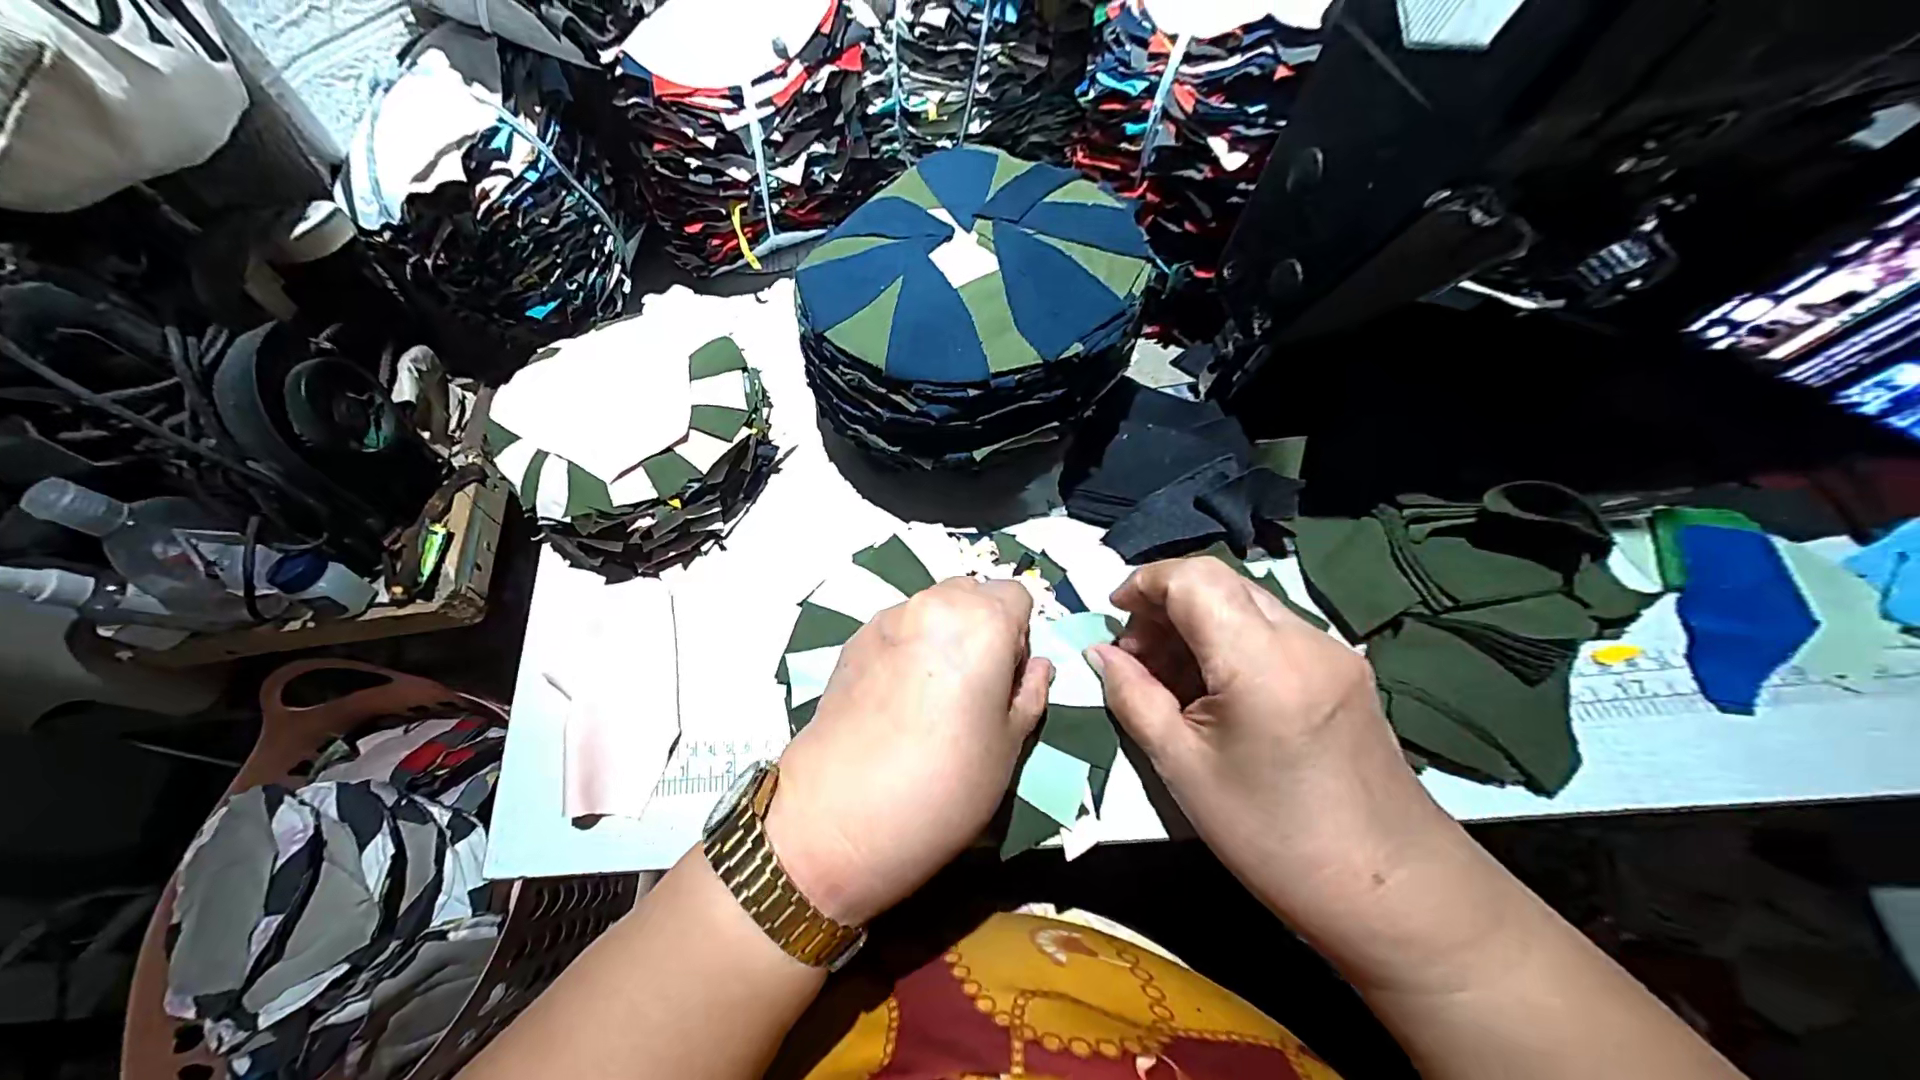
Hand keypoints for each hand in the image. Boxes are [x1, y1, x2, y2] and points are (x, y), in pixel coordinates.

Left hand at [765, 578, 1051, 925]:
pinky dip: (909, 648)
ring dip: (943, 636)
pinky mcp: (853, 641)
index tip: (1006, 678)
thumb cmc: (945, 781)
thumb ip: (1030, 693)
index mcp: (980, 621)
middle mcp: (932, 605)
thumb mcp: (1009, 744)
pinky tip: (898, 699)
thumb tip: (1037, 667)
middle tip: (974, 686)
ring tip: (932, 695)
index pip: (1016, 596)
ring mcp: (886, 620)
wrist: (842, 814)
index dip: (1018, 635)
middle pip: (971, 595)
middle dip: (981, 627)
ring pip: (932, 609)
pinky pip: (897, 629)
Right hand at [1087, 557, 1475, 980]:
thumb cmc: (1273, 836)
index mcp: (1262, 660)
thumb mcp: (1182, 767)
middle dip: (1165, 605)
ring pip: (1245, 604)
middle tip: (1137, 659)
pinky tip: (1213, 692)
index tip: (1115, 616)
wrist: (1394, 894)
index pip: (1193, 578)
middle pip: (1219, 582)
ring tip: (1169, 680)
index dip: (1145, 583)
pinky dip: (1228, 642)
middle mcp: (1303, 638)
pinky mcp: (1344, 669)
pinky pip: (1271, 631)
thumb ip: (1132, 696)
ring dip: (1196, 624)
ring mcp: (1331, 651)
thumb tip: (1100, 653)